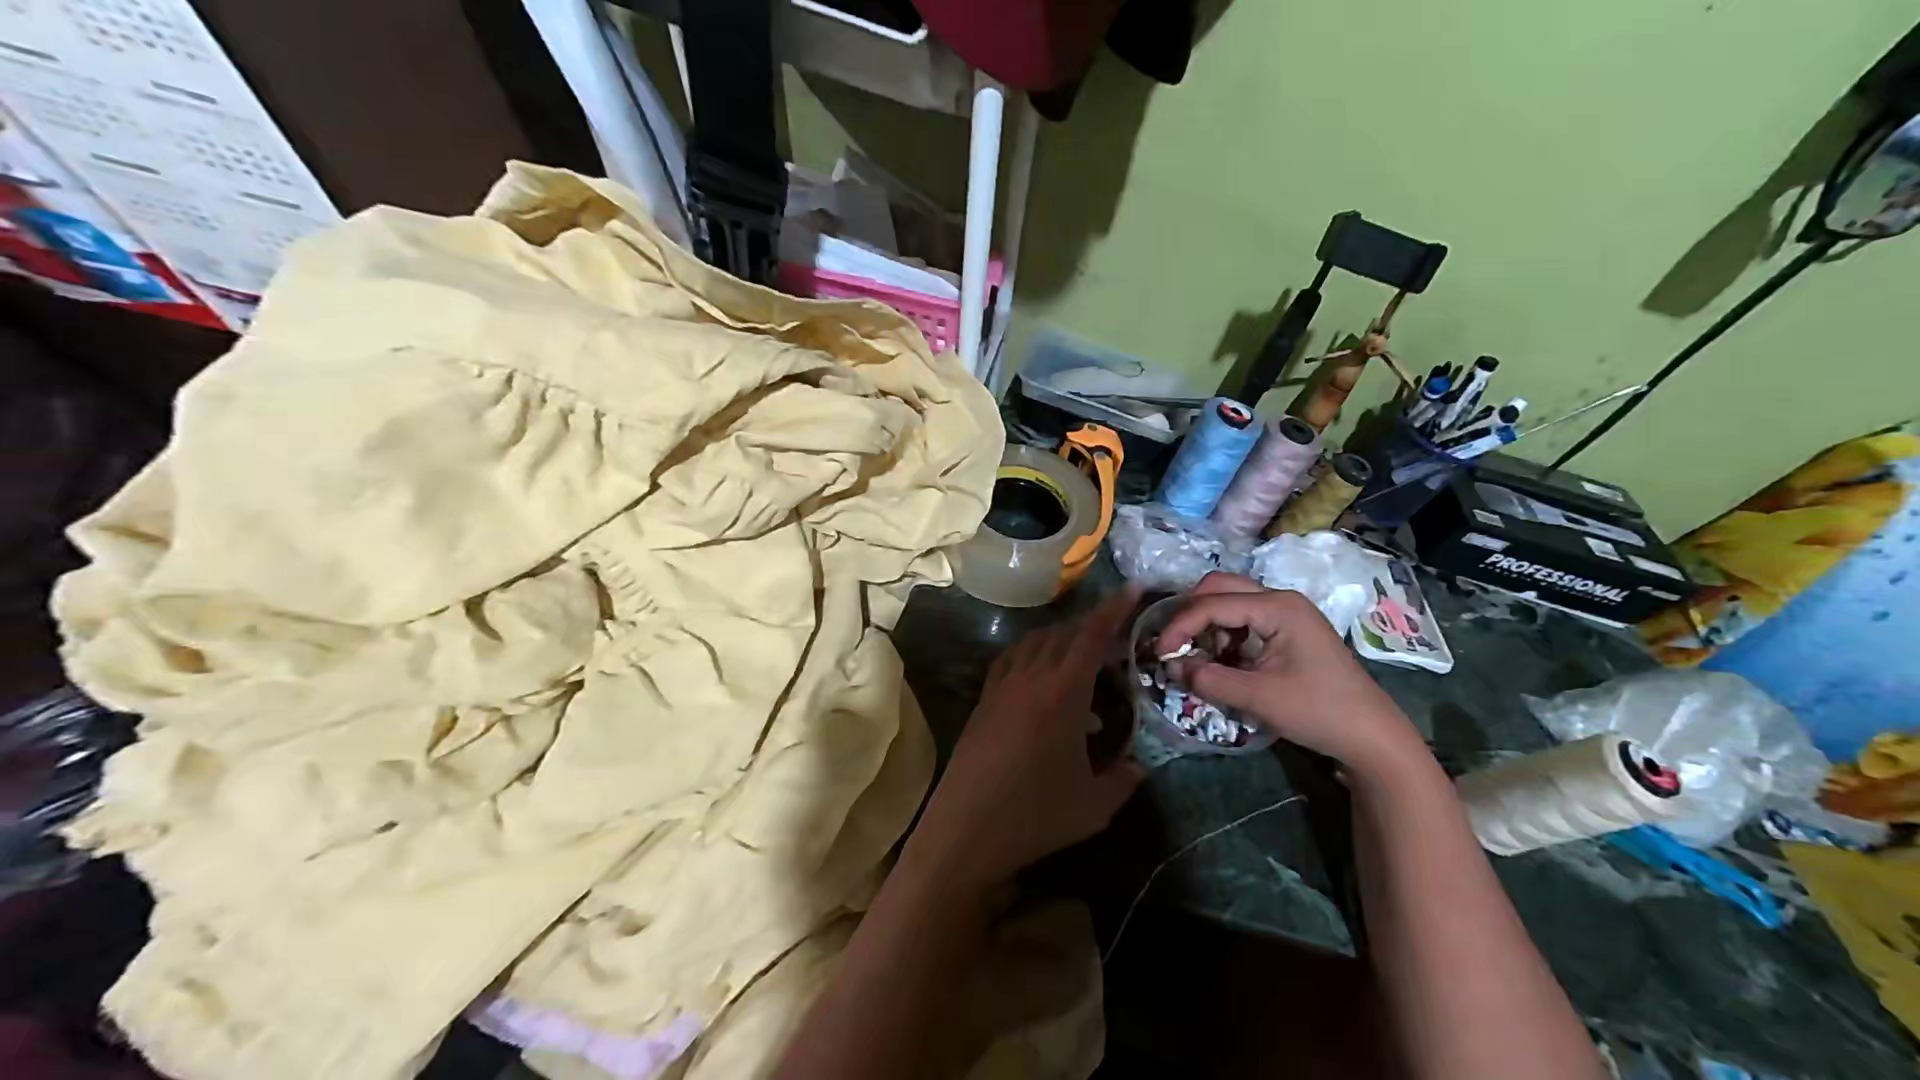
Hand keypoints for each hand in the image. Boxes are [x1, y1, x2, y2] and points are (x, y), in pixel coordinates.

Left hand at [906, 590, 1146, 892]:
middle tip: (1118, 635)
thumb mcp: (1093, 806)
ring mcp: (1000, 687)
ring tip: (1085, 655)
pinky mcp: (983, 701)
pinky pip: (1012, 659)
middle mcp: (1029, 678)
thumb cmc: (1034, 817)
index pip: (1091, 636)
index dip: (1115, 609)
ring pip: (1034, 642)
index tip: (1134, 588)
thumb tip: (1137, 766)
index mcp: (1061, 693)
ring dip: (1062, 638)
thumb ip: (1122, 780)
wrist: (964, 830)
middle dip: (1093, 625)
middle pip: (1063, 634)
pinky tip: (1043, 676)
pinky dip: (1034, 653)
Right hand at [1155, 572, 1428, 775]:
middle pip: (1219, 588)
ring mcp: (1287, 612)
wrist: (1371, 735)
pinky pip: (1244, 618)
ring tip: (1195, 656)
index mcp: (1277, 607)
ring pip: (1230, 601)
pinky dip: (1224, 633)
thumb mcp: (1257, 698)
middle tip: (1172, 645)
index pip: (1212, 604)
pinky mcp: (1288, 629)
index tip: (1158, 653)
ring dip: (1207, 623)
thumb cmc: (1318, 711)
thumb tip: (1171, 667)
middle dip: (1190, 614)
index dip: (1179, 626)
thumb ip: (1208, 679)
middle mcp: (1281, 599)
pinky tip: (1220, 660)